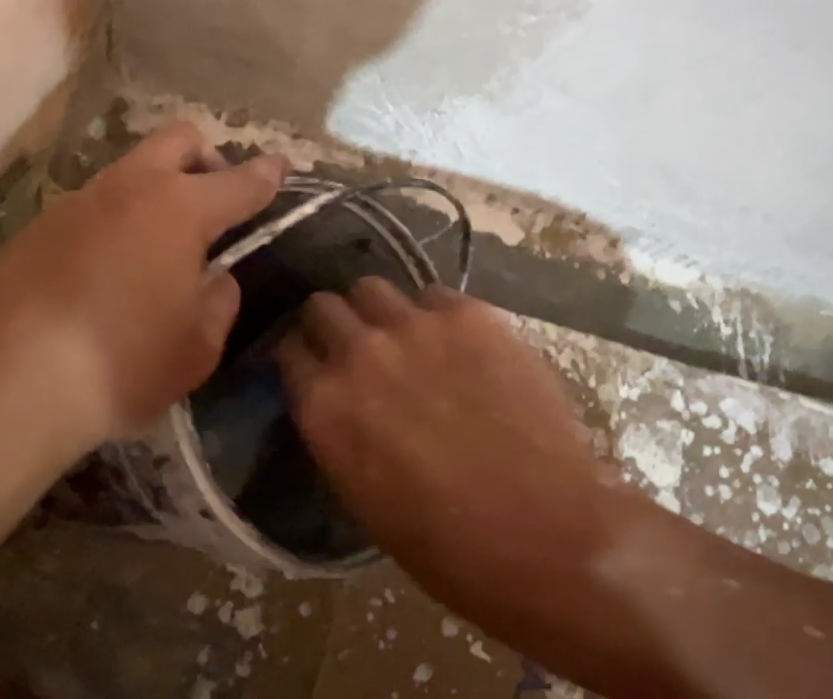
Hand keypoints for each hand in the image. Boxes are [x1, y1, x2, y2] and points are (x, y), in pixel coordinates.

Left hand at [0, 121, 287, 446]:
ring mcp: (73, 203)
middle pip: (177, 139)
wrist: (1, 382)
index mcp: (179, 209)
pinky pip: (88, 210)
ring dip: (151, 193)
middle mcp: (127, 189)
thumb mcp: (195, 349)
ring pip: (127, 172)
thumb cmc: (120, 365)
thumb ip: (218, 303)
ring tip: (154, 248)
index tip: (280, 166)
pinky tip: (101, 274)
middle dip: (205, 157)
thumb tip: (215, 278)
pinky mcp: (31, 228)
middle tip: (212, 200)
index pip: (237, 181)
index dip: (266, 174)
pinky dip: (110, 225)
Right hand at [278, 281, 630, 629]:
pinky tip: (459, 345)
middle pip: (323, 306)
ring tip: (406, 337)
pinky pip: (435, 296)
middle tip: (358, 347)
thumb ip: (337, 430)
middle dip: (333, 324)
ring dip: (380, 312)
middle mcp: (359, 352)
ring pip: (372, 288)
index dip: (303, 356)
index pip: (288, 349)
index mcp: (323, 404)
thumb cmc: (445, 544)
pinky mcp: (470, 315)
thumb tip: (339, 401)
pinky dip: (437, 316)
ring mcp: (415, 326)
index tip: (316, 364)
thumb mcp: (360, 493)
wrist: (544, 532)